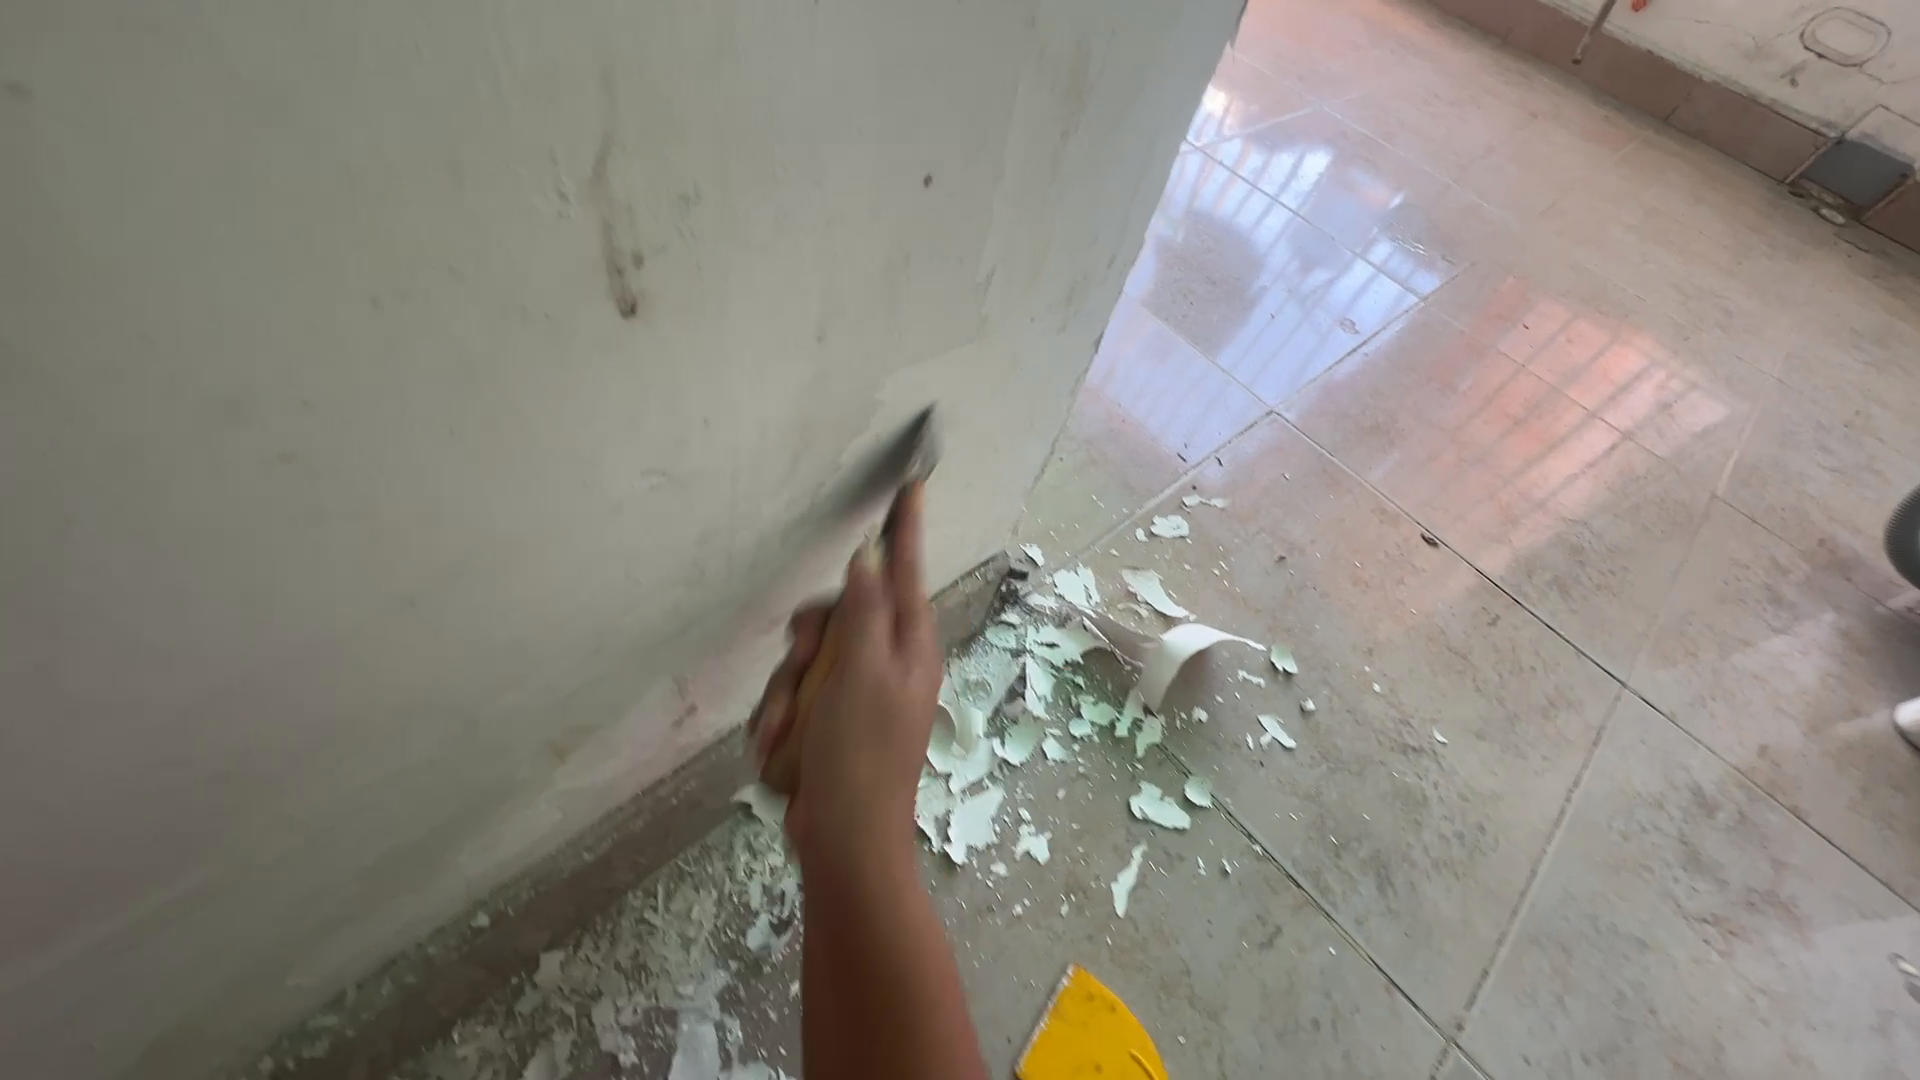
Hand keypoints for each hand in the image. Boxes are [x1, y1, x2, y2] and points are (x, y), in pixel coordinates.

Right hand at [753, 482, 941, 871]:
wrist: (843, 838)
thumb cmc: (860, 751)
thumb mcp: (860, 671)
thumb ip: (864, 609)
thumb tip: (871, 552)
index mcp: (909, 644)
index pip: (904, 570)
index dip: (905, 528)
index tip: (913, 485)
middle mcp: (887, 662)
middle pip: (838, 615)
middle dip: (808, 644)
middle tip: (803, 667)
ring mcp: (857, 694)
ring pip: (805, 661)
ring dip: (786, 697)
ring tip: (787, 735)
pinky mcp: (830, 722)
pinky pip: (794, 700)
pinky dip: (782, 724)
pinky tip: (784, 753)